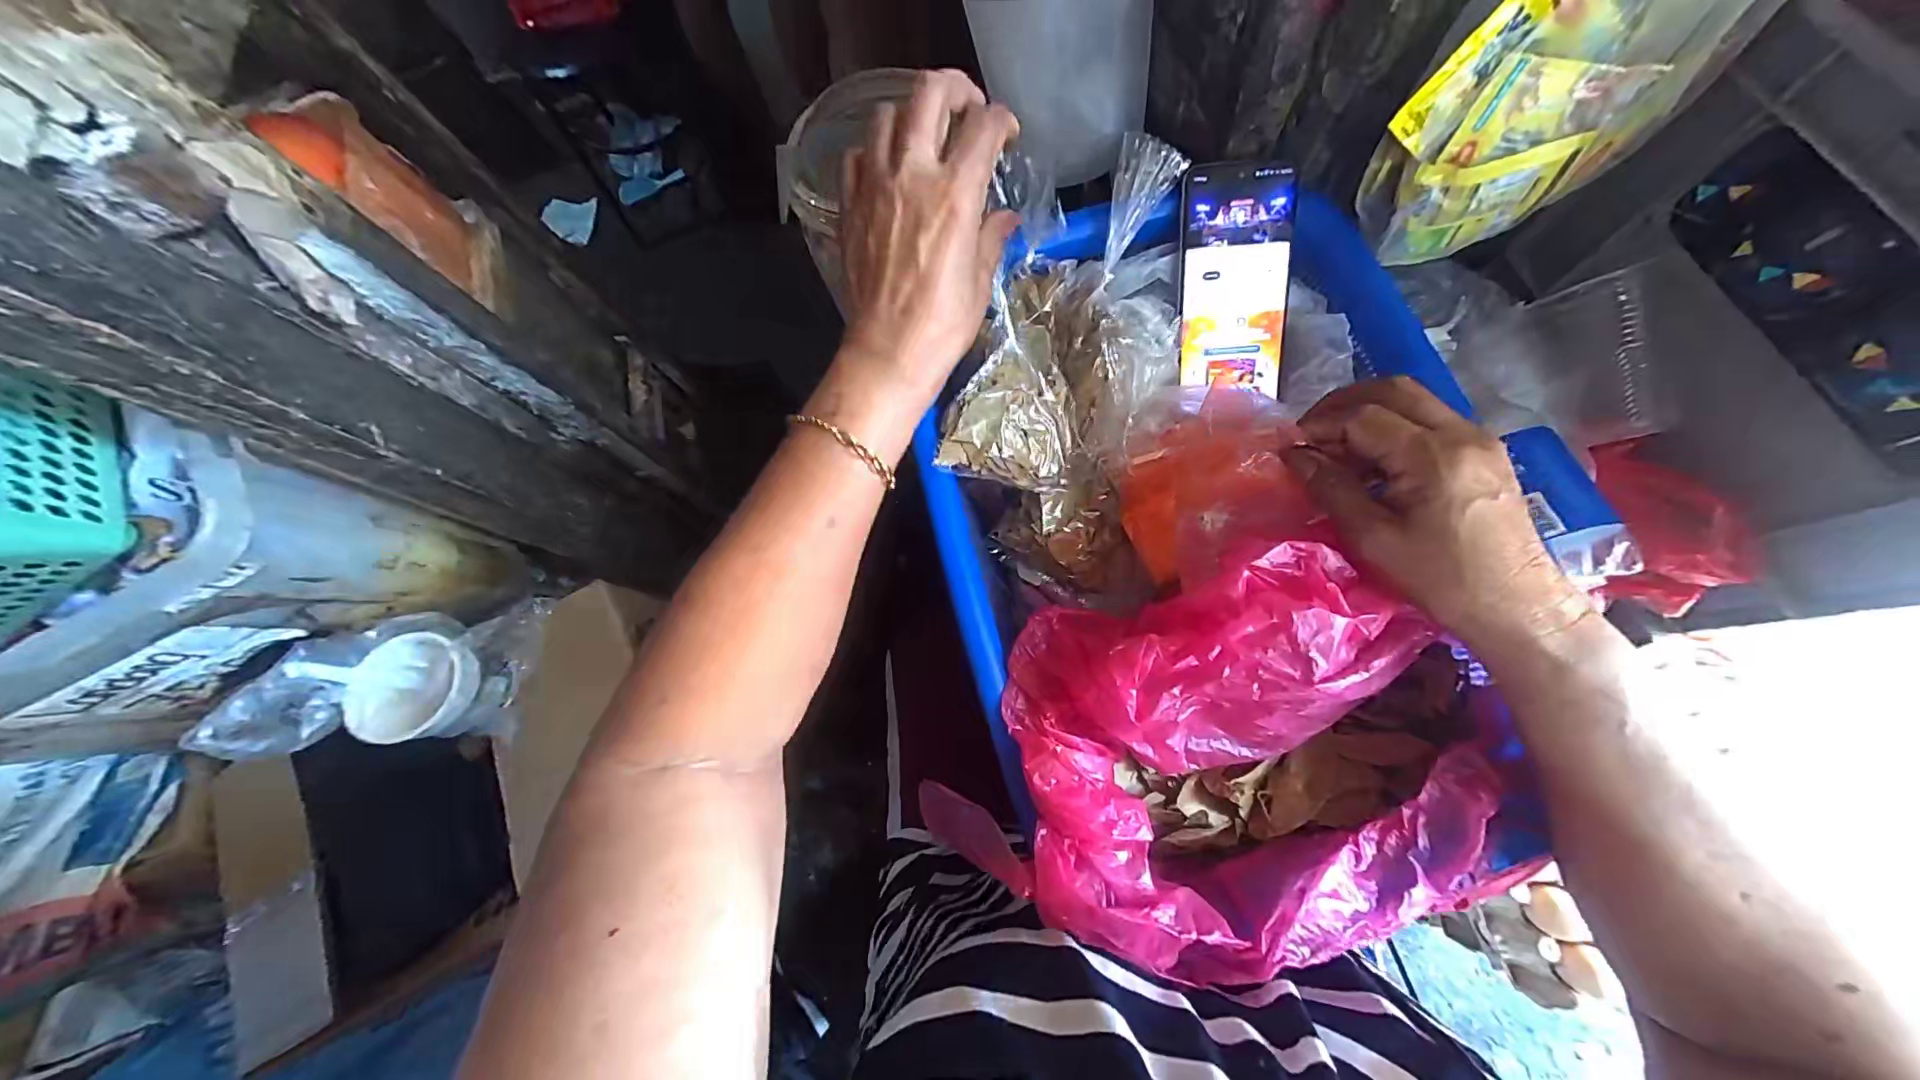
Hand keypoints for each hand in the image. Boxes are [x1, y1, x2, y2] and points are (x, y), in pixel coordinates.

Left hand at [811, 70, 1018, 455]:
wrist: (888, 353)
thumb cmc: (942, 326)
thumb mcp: (980, 282)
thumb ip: (991, 238)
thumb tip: (1004, 219)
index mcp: (955, 195)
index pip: (984, 127)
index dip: (1002, 120)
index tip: (1007, 133)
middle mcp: (913, 177)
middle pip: (929, 94)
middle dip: (955, 88)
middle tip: (967, 107)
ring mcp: (875, 188)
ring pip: (886, 115)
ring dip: (911, 115)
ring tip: (925, 135)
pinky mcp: (850, 207)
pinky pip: (856, 155)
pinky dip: (874, 150)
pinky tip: (887, 169)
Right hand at [1282, 377, 1592, 656]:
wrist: (1517, 605)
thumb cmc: (1439, 578)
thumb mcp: (1372, 537)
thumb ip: (1331, 488)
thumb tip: (1295, 456)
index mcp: (1432, 454)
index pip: (1363, 416)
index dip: (1319, 425)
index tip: (1291, 446)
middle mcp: (1461, 433)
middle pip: (1393, 389)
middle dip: (1342, 404)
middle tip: (1310, 432)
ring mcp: (1479, 439)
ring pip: (1414, 400)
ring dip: (1368, 413)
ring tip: (1336, 447)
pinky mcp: (1485, 453)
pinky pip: (1430, 420)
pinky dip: (1393, 427)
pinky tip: (1372, 460)